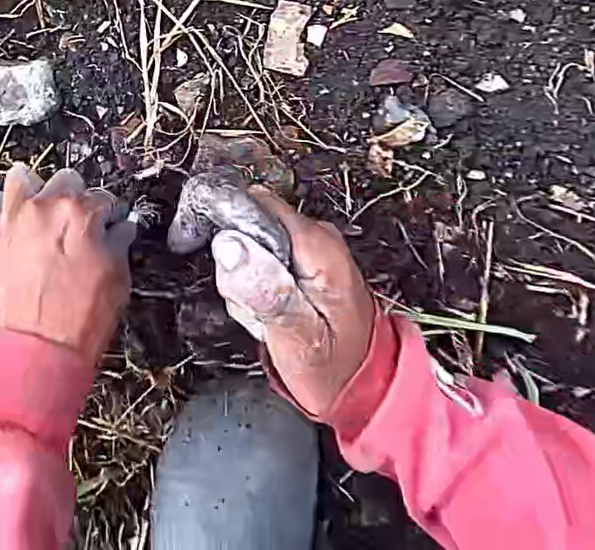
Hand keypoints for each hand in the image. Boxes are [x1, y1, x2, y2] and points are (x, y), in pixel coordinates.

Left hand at [0, 164, 134, 363]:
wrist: (43, 349)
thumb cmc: (82, 315)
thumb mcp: (117, 273)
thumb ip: (118, 241)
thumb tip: (120, 229)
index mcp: (82, 212)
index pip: (104, 198)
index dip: (109, 215)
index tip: (109, 227)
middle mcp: (47, 208)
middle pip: (67, 180)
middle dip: (76, 198)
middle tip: (80, 222)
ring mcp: (16, 221)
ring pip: (23, 179)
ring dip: (37, 189)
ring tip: (44, 206)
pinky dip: (1, 207)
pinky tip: (13, 216)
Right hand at [211, 185, 374, 418]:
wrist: (363, 387)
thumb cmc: (335, 368)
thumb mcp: (296, 336)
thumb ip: (265, 289)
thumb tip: (231, 245)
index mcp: (319, 247)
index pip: (257, 207)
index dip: (234, 237)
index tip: (236, 275)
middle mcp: (319, 236)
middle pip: (252, 225)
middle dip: (240, 265)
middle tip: (256, 307)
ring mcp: (313, 245)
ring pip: (253, 243)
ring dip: (248, 280)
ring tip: (267, 315)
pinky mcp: (306, 257)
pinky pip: (264, 257)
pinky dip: (259, 285)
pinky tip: (272, 312)